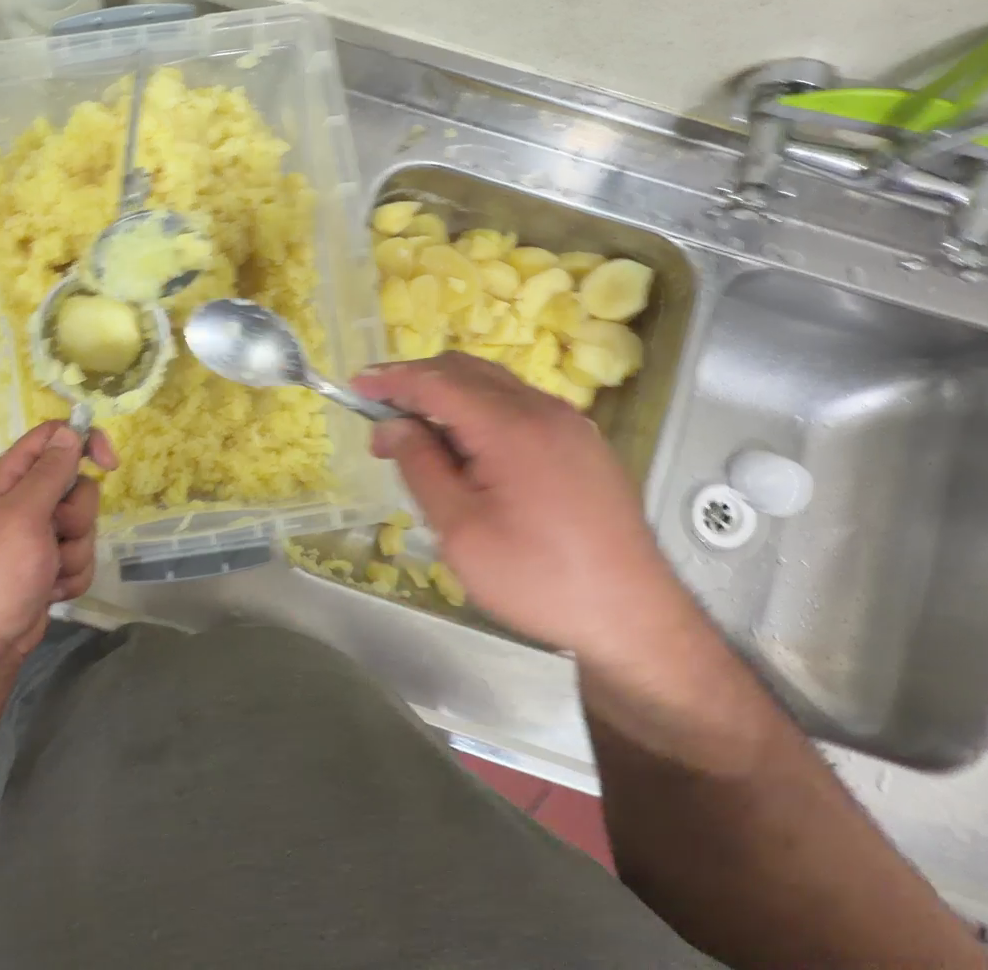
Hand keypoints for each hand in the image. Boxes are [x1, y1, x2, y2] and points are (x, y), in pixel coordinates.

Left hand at [0, 422, 117, 658]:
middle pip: (79, 487)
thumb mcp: (24, 514)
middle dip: (77, 516)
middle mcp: (25, 500)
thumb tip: (70, 431)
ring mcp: (40, 534)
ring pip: (85, 527)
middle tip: (53, 534)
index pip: (54, 437)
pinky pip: (81, 557)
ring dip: (74, 553)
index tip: (109, 464)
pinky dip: (70, 576)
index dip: (84, 443)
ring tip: (46, 570)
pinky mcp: (51, 563)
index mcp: (11, 478)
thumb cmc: (0, 572)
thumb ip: (49, 472)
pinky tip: (48, 589)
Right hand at [353, 353, 697, 665]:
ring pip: (496, 387)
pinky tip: (466, 450)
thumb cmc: (537, 578)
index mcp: (512, 427)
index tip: (355, 386)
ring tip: (416, 439)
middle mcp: (545, 411)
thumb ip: (421, 467)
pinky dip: (480, 413)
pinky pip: (520, 408)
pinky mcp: (583, 446)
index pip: (438, 382)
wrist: (631, 615)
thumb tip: (392, 426)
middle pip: (468, 372)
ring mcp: (571, 426)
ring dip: (449, 399)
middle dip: (417, 385)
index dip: (392, 379)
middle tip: (380, 422)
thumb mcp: (460, 530)